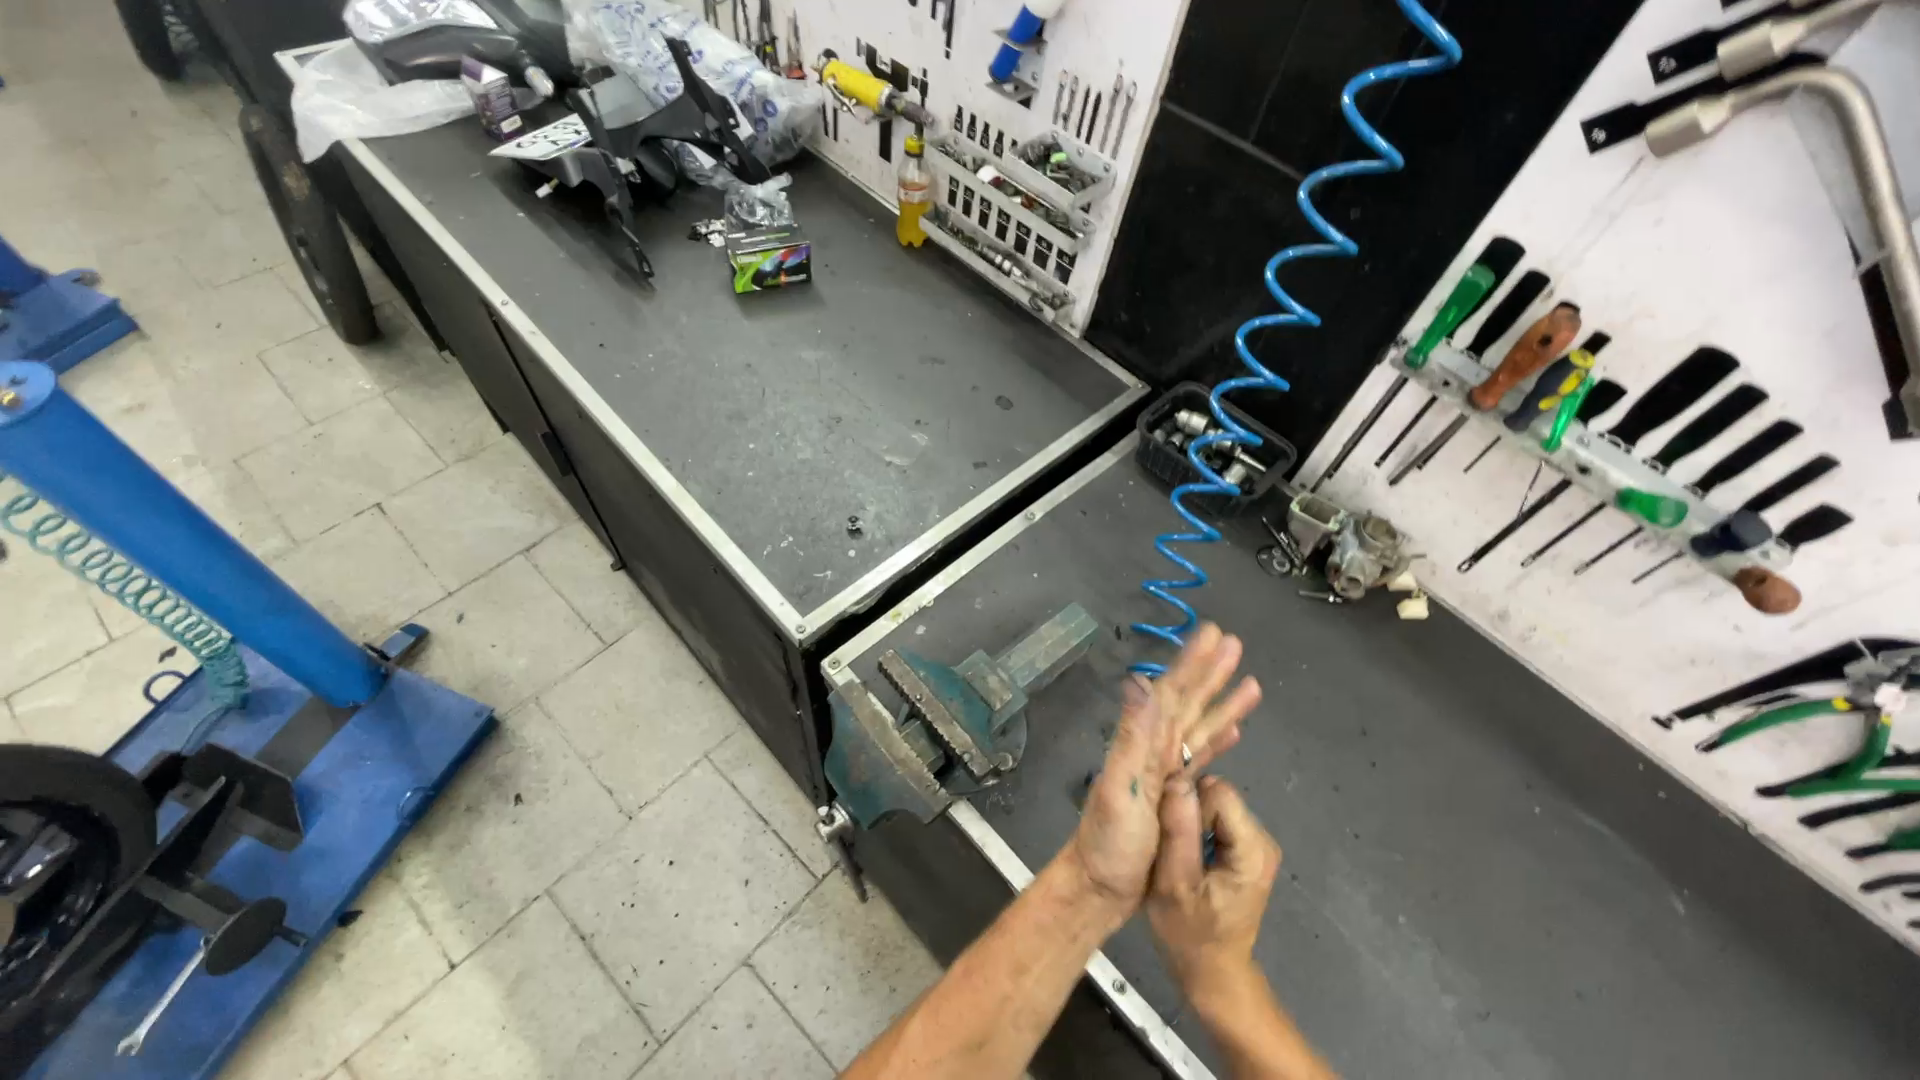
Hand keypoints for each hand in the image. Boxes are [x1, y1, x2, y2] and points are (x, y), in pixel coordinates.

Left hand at [1061, 624, 1261, 920]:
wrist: (1100, 887)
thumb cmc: (1109, 842)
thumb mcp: (1118, 788)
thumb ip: (1132, 737)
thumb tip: (1141, 682)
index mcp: (1142, 744)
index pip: (1172, 693)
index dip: (1192, 663)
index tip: (1212, 634)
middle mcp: (1153, 750)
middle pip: (1188, 703)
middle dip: (1210, 673)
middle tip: (1234, 642)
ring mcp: (1164, 771)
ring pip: (1198, 726)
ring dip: (1220, 702)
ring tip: (1249, 681)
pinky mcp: (1174, 794)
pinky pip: (1200, 758)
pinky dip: (1216, 740)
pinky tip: (1231, 728)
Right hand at [1147, 774, 1281, 1009]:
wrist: (1211, 969)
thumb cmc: (1189, 934)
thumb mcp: (1173, 884)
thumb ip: (1177, 831)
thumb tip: (1176, 780)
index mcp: (1253, 849)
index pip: (1217, 793)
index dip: (1188, 807)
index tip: (1173, 839)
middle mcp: (1263, 839)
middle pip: (1217, 796)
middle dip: (1188, 815)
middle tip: (1170, 850)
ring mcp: (1257, 843)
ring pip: (1213, 804)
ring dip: (1189, 823)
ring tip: (1177, 856)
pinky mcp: (1246, 848)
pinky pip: (1215, 818)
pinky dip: (1196, 831)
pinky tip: (1187, 859)